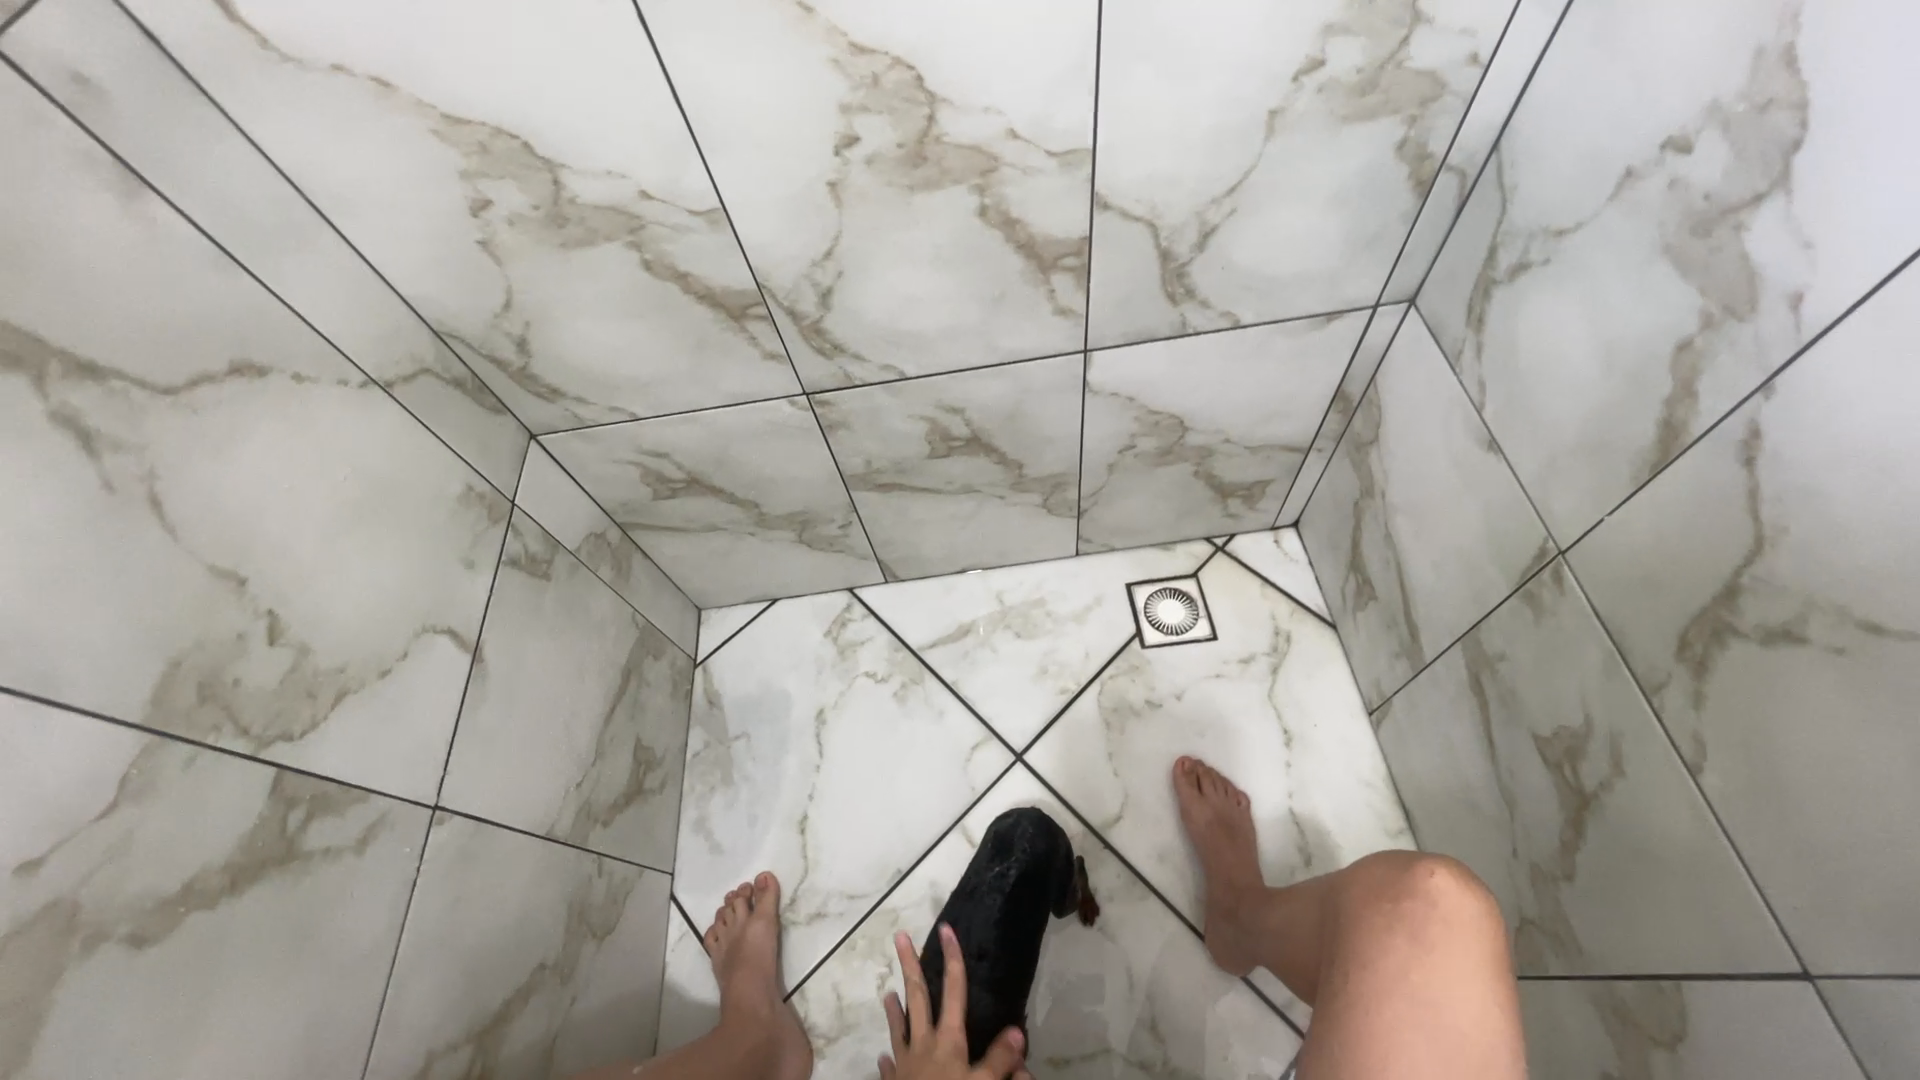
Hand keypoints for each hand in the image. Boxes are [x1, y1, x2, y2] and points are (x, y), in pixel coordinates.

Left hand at [878, 923, 1032, 1079]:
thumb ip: (998, 1060)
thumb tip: (1017, 1030)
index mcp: (948, 1040)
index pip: (953, 990)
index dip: (952, 958)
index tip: (946, 929)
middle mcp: (923, 1044)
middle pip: (917, 996)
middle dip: (910, 965)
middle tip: (899, 936)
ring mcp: (905, 1064)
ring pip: (899, 1027)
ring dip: (895, 1009)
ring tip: (887, 992)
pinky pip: (890, 1067)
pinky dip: (889, 1058)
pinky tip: (884, 1057)